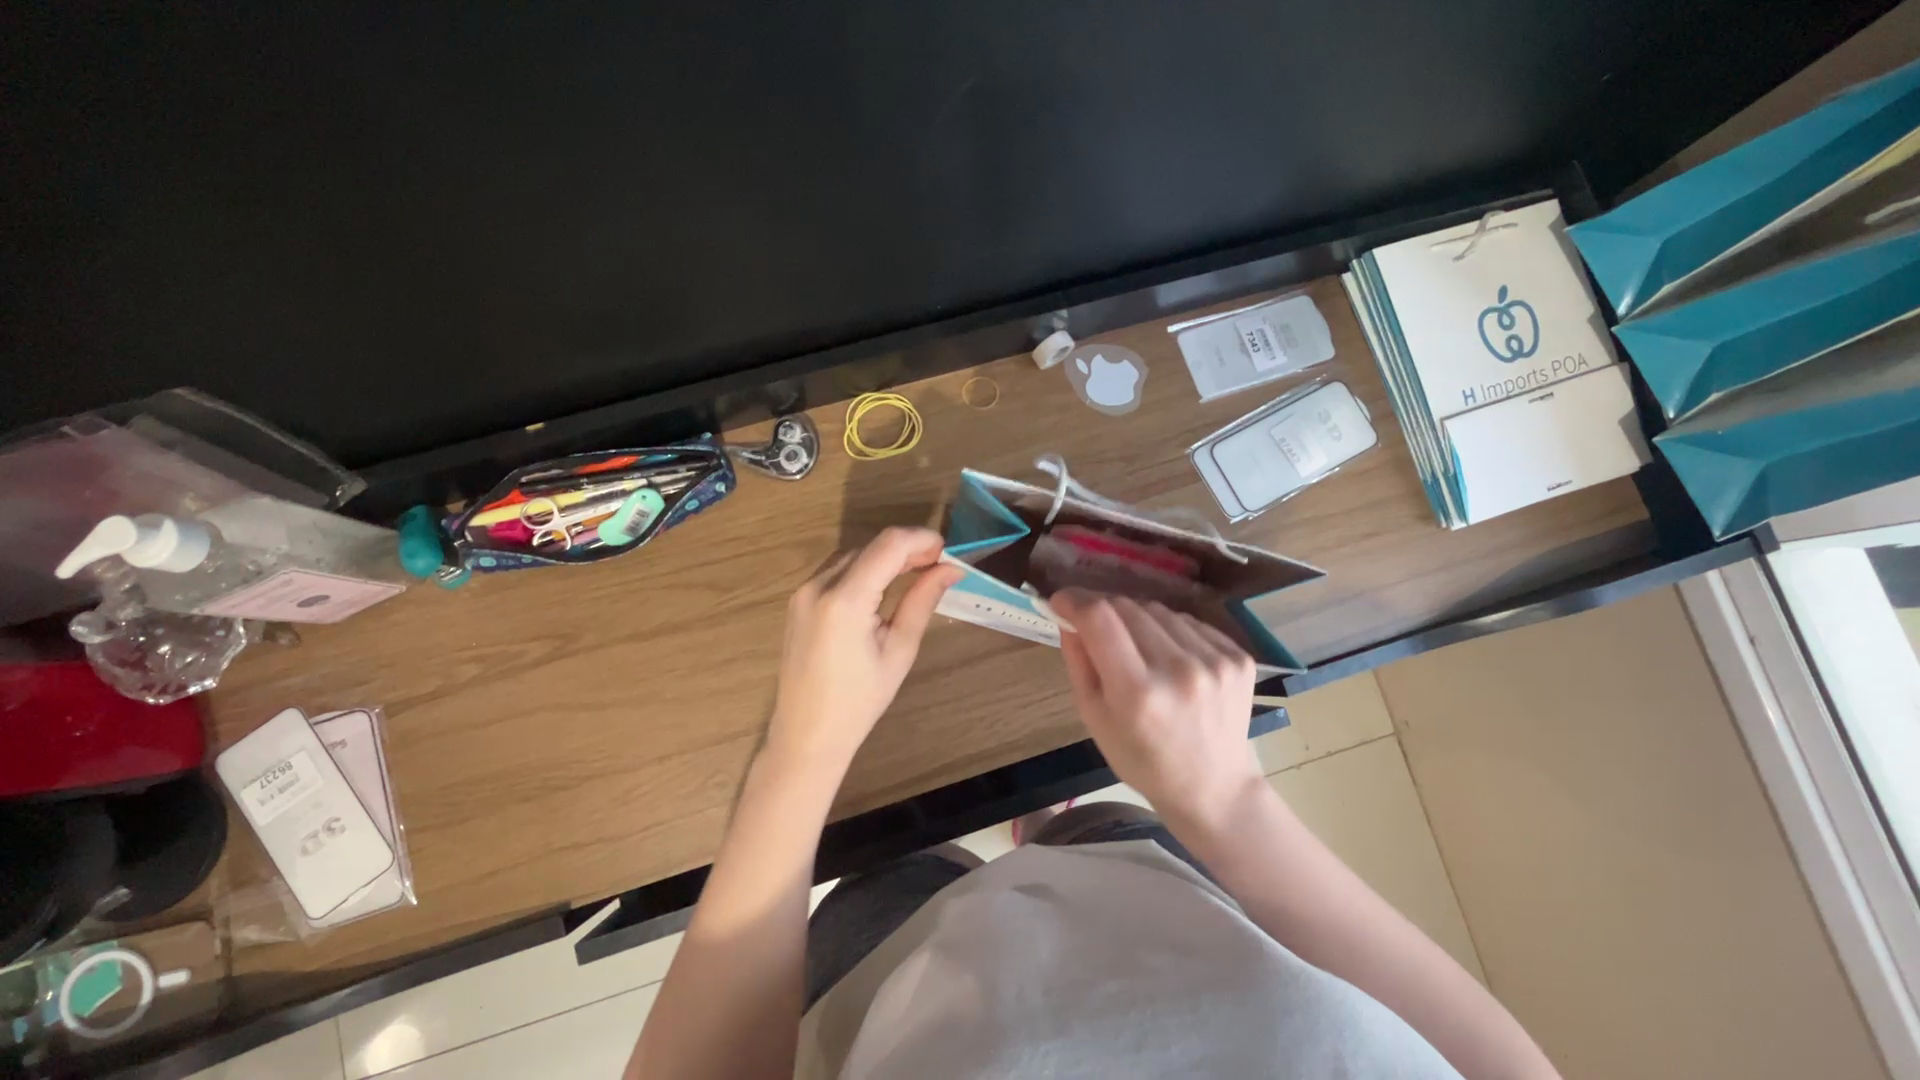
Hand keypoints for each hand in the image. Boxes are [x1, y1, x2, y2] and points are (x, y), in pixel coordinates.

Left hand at [768, 527, 962, 771]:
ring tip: (914, 577)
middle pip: (869, 547)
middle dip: (906, 550)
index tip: (946, 552)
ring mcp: (802, 592)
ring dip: (884, 558)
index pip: (888, 546)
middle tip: (937, 568)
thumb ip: (922, 601)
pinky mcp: (797, 602)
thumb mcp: (898, 651)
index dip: (921, 540)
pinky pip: (835, 571)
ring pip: (852, 555)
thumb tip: (951, 569)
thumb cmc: (859, 702)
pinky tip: (881, 590)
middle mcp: (817, 586)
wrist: (806, 734)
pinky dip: (863, 570)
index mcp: (844, 601)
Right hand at [1050, 590, 1264, 830]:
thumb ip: (1078, 662)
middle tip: (1092, 624)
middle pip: (1128, 607)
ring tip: (1137, 649)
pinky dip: (1171, 631)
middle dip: (1102, 609)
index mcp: (1137, 692)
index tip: (1061, 601)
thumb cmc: (1142, 760)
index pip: (1100, 618)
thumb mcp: (1094, 718)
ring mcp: (1215, 662)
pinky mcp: (1238, 658)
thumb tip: (1068, 616)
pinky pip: (1190, 623)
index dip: (1075, 601)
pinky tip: (1170, 659)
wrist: (1212, 786)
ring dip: (1138, 620)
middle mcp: (1179, 670)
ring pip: (1160, 610)